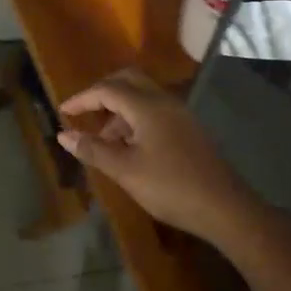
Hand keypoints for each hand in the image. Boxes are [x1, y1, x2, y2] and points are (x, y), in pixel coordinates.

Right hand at [57, 69, 259, 241]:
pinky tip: (131, 147)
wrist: (226, 209)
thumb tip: (64, 135)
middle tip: (85, 112)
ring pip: (143, 96)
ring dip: (120, 108)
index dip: (82, 98)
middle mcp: (164, 102)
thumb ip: (93, 149)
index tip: (64, 111)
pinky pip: (155, 110)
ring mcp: (180, 114)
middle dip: (102, 92)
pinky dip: (136, 118)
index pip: (107, 90)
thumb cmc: (171, 187)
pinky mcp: (190, 129)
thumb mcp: (125, 171)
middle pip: (128, 80)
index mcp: (147, 106)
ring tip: (105, 139)